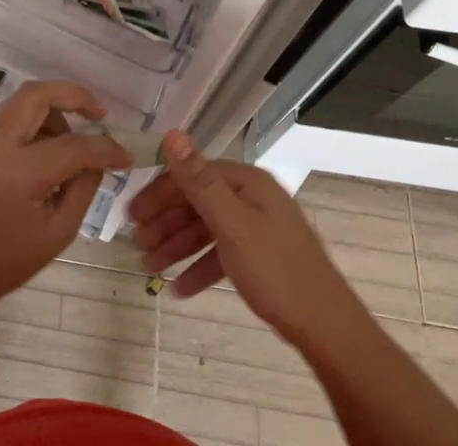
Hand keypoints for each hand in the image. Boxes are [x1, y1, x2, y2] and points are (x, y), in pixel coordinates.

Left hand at [0, 81, 130, 307]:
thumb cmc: (6, 261)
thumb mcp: (58, 232)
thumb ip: (83, 187)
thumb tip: (99, 159)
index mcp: (17, 174)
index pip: (72, 146)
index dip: (105, 148)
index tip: (125, 155)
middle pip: (36, 95)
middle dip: (73, 95)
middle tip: (99, 112)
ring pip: (20, 101)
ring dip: (51, 108)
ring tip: (71, 140)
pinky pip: (6, 117)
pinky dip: (31, 120)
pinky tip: (46, 145)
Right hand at [129, 130, 349, 341]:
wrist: (325, 326)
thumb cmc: (275, 270)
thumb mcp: (231, 224)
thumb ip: (199, 180)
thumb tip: (172, 133)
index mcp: (247, 182)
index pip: (192, 175)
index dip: (159, 193)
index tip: (132, 216)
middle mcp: (252, 198)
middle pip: (197, 202)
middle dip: (165, 223)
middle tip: (137, 244)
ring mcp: (257, 227)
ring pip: (206, 230)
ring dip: (176, 246)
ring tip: (149, 266)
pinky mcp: (259, 256)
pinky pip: (220, 254)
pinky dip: (198, 267)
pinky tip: (179, 288)